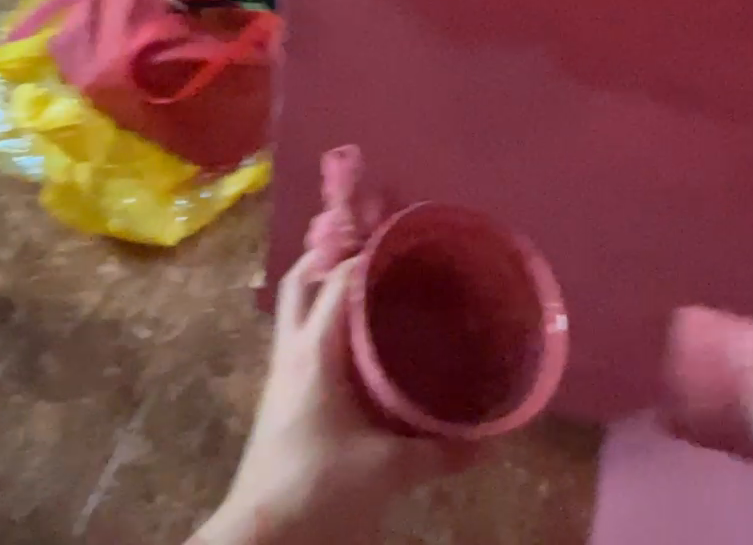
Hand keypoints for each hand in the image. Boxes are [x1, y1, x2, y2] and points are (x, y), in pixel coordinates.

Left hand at [191, 251, 476, 544]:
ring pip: (296, 308)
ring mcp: (282, 372)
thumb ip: (441, 452)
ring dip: (324, 285)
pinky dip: (324, 318)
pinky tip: (356, 338)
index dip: (365, 251)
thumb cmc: (317, 489)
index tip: (401, 237)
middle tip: (373, 247)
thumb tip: (492, 442)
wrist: (260, 539)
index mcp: (316, 352)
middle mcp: (293, 351)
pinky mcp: (282, 394)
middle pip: (301, 281)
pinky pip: (300, 336)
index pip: (336, 280)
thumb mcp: (387, 470)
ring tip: (369, 281)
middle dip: (331, 255)